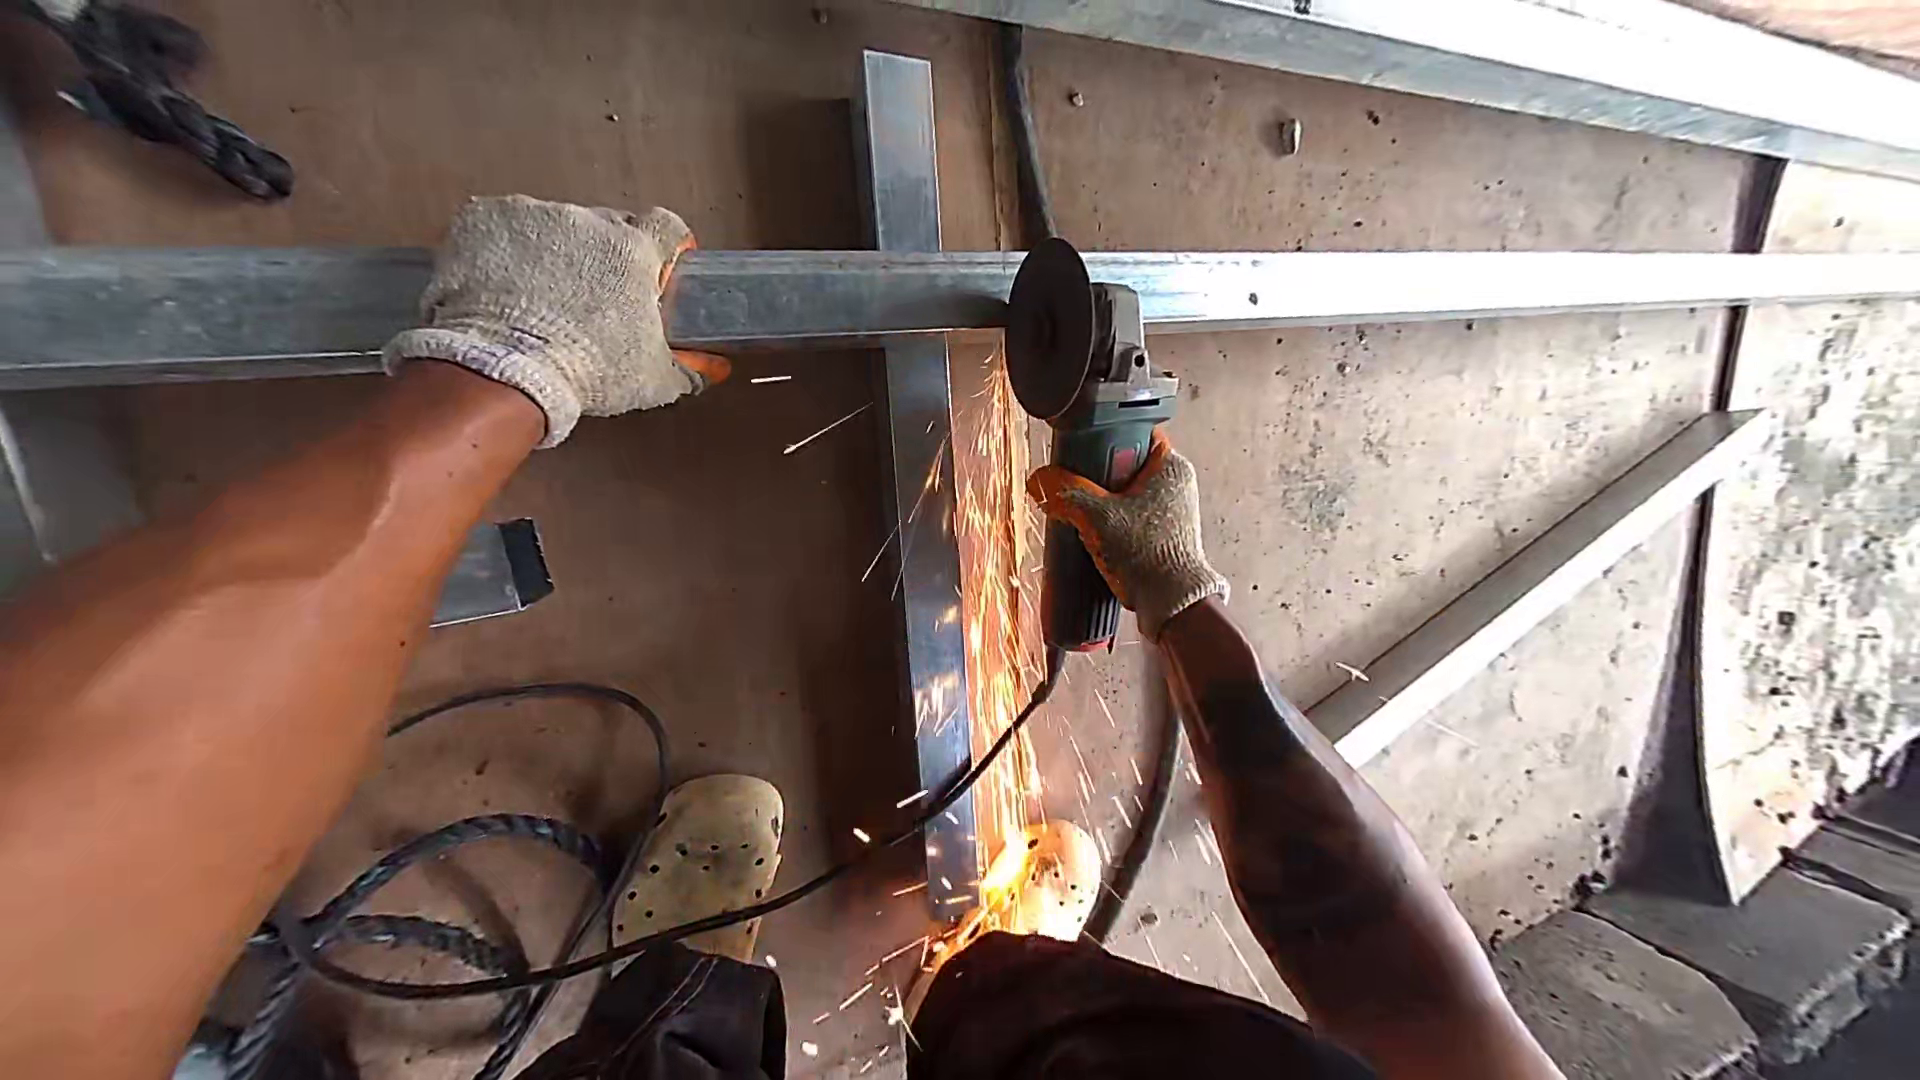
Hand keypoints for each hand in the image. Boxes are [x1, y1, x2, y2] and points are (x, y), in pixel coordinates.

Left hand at [384, 195, 728, 446]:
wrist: (506, 369)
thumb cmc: (591, 371)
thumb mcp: (656, 379)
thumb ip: (691, 368)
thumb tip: (715, 368)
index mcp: (636, 251)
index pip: (668, 225)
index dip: (669, 246)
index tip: (663, 267)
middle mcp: (588, 221)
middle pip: (612, 225)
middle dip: (613, 255)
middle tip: (604, 295)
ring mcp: (532, 213)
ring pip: (560, 225)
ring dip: (563, 251)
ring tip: (551, 295)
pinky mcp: (482, 217)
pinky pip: (510, 226)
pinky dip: (514, 249)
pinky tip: (512, 285)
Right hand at [1026, 430, 1227, 639]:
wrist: (1171, 604)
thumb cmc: (1148, 555)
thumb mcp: (1097, 517)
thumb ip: (1066, 493)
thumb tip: (1039, 480)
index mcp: (1170, 467)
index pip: (1135, 432)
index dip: (1106, 438)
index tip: (1082, 451)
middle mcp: (1175, 484)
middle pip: (1125, 464)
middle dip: (1097, 476)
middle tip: (1076, 485)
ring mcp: (1171, 510)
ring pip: (1125, 492)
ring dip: (1102, 501)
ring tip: (1082, 513)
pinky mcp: (1163, 533)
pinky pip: (1130, 514)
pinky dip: (1112, 520)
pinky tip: (1095, 533)